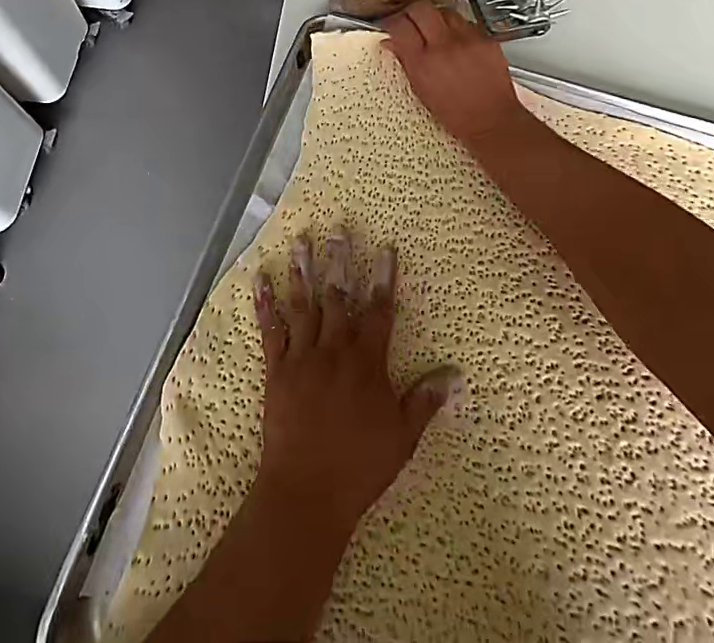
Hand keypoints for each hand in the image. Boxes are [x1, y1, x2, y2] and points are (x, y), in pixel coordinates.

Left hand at [252, 228, 461, 532]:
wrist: (309, 485)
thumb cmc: (361, 464)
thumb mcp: (403, 436)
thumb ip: (425, 400)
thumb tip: (454, 374)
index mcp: (367, 364)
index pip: (380, 312)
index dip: (384, 279)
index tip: (385, 248)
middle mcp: (333, 351)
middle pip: (338, 298)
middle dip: (340, 261)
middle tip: (339, 229)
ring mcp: (301, 356)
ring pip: (302, 305)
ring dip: (301, 271)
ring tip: (300, 240)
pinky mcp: (276, 367)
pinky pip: (269, 329)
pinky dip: (264, 303)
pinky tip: (259, 278)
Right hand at [380, 0, 527, 143]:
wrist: (490, 118)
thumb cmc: (456, 111)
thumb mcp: (419, 88)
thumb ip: (404, 61)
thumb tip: (392, 44)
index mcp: (422, 62)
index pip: (400, 26)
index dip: (391, 21)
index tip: (391, 24)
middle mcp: (444, 46)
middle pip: (421, 8)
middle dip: (411, 11)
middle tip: (408, 19)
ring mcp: (467, 40)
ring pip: (445, 11)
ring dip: (434, 17)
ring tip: (432, 29)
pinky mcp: (486, 39)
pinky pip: (466, 22)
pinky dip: (456, 27)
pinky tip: (454, 40)